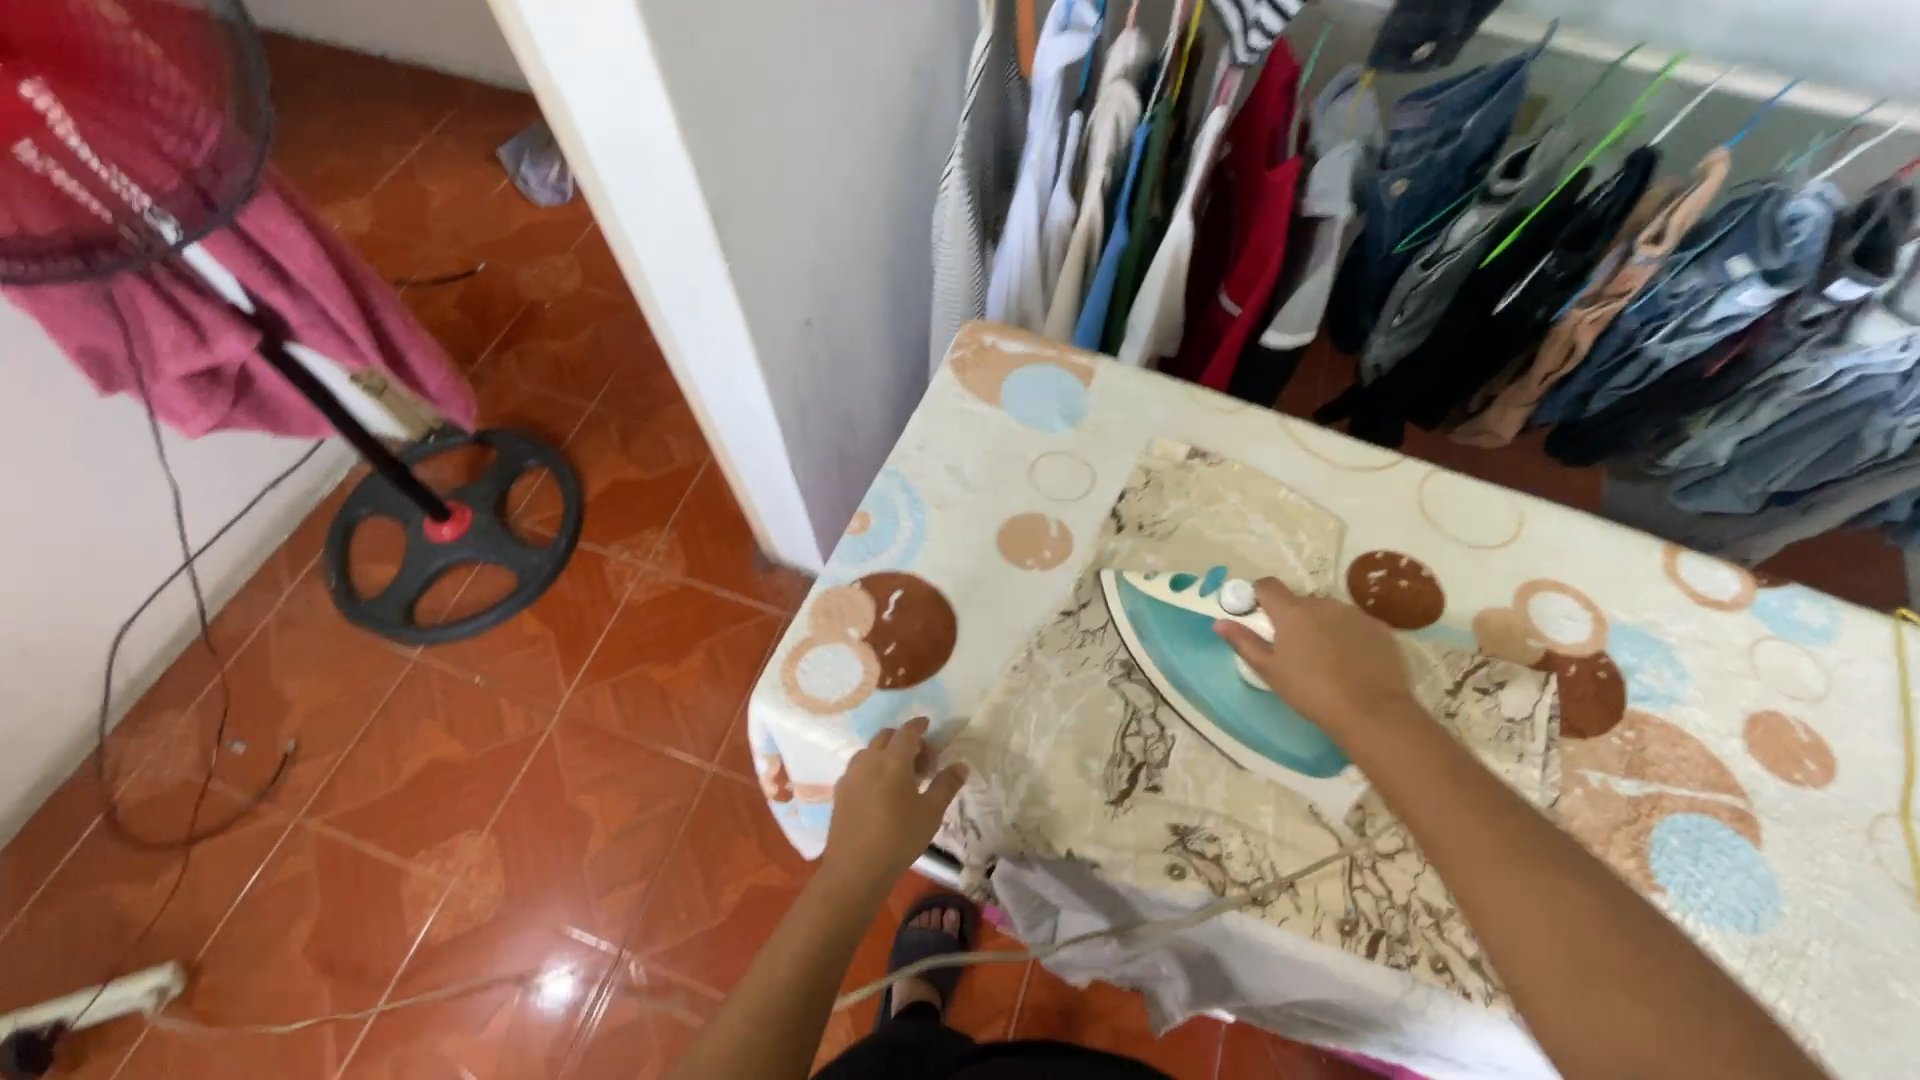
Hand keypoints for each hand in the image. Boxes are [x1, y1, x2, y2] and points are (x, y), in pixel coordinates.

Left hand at [822, 716, 967, 890]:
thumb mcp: (931, 812)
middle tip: (921, 761)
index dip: (918, 725)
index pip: (907, 732)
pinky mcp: (839, 792)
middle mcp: (868, 760)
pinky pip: (858, 768)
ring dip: (886, 753)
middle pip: (886, 736)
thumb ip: (946, 785)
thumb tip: (961, 766)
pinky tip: (880, 791)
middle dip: (904, 740)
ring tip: (901, 777)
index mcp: (893, 760)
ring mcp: (850, 775)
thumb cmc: (899, 838)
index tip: (927, 724)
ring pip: (869, 751)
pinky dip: (872, 768)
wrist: (855, 869)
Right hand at [1214, 577, 1423, 741]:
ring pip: (1328, 611)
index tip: (1257, 616)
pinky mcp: (1379, 627)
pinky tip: (1350, 663)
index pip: (1267, 586)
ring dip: (1320, 625)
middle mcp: (1323, 604)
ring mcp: (1354, 614)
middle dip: (1291, 617)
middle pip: (1299, 601)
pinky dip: (1347, 635)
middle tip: (1292, 649)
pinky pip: (1353, 624)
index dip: (1258, 596)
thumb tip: (1219, 622)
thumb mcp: (1270, 671)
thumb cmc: (1311, 692)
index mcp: (1292, 612)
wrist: (1372, 712)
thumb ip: (1243, 642)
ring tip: (1324, 659)